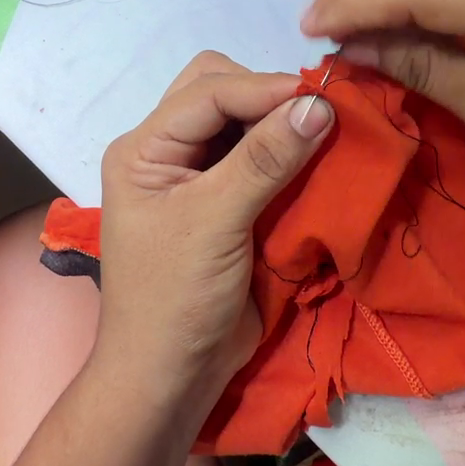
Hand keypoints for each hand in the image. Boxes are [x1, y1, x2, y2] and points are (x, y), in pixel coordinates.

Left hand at [93, 52, 334, 396]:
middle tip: (313, 114)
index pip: (206, 93)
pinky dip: (284, 150)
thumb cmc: (176, 298)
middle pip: (216, 90)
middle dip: (264, 95)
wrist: (170, 377)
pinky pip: (255, 154)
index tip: (320, 98)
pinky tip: (311, 155)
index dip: (262, 88)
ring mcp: (194, 174)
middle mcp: (165, 150)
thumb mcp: (215, 223)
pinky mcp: (223, 199)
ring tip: (320, 127)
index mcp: (144, 148)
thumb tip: (318, 104)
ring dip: (276, 120)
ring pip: (237, 118)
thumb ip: (264, 160)